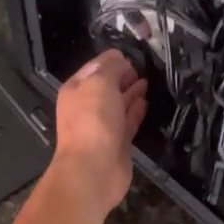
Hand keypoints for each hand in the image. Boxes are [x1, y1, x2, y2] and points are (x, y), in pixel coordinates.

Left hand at [50, 49, 147, 216]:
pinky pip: (128, 121)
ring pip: (118, 103)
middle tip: (141, 67)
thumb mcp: (100, 83)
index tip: (131, 54)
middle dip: (122, 76)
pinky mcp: (117, 142)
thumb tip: (121, 60)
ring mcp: (102, 126)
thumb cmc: (93, 120)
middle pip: (106, 86)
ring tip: (146, 81)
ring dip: (130, 92)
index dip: (112, 60)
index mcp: (76, 90)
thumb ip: (111, 68)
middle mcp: (87, 106)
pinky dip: (136, 111)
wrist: (93, 169)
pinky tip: (145, 101)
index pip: (95, 67)